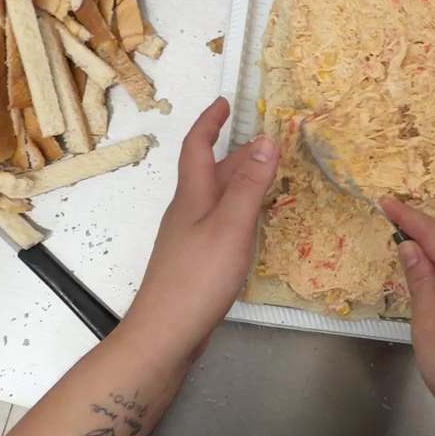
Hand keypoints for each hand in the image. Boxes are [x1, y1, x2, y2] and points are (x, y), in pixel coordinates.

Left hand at [123, 98, 278, 359]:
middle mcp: (187, 211)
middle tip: (267, 142)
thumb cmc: (197, 277)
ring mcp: (189, 238)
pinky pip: (219, 223)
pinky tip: (252, 226)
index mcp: (192, 196)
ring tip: (269, 177)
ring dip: (240, 182)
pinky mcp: (195, 262)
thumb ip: (249, 185)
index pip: (197, 147)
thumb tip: (265, 140)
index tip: (225, 102)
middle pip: (210, 172)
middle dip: (236, 152)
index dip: (210, 122)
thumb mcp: (230, 226)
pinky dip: (238, 212)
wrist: (166, 332)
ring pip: (216, 199)